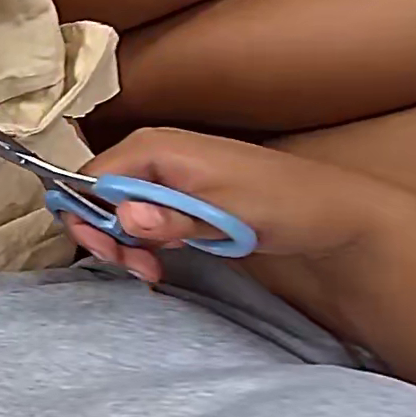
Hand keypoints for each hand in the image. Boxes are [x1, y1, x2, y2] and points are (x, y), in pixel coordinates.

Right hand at [64, 127, 415, 284]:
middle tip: (134, 266)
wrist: (327, 212)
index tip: (111, 252)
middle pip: (95, 197)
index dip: (88, 218)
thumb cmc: (281, 203)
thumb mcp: (224, 215)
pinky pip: (135, 219)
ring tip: (151, 268)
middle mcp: (149, 155)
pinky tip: (158, 260)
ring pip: (113, 212)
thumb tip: (123, 218)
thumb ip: (170, 218)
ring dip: (123, 246)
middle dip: (105, 236)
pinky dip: (139, 244)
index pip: (89, 180)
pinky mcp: (171, 195)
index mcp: (153, 148)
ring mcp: (160, 175)